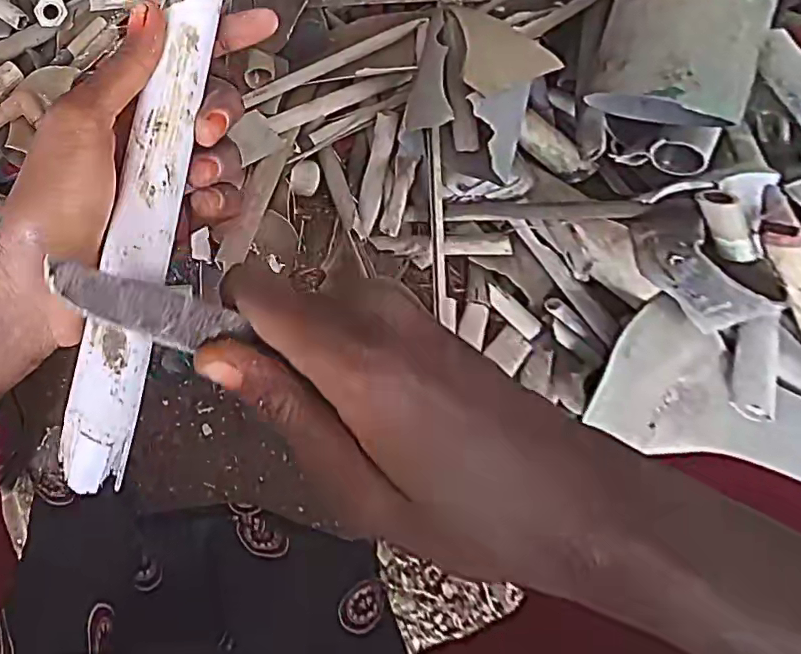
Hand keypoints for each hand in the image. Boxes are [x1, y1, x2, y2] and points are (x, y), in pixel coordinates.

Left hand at [0, 2, 277, 352]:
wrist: (49, 285)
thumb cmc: (45, 207)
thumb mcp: (78, 124)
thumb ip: (120, 71)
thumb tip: (148, 17)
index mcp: (115, 106)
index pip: (174, 59)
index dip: (215, 38)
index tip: (252, 23)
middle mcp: (142, 137)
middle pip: (209, 102)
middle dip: (217, 109)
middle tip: (200, 127)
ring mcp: (162, 178)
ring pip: (223, 150)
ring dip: (215, 161)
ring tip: (187, 178)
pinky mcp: (178, 216)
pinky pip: (222, 197)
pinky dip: (218, 201)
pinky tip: (194, 209)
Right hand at [192, 263, 659, 599]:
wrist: (586, 503)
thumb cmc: (474, 514)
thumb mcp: (359, 492)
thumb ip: (281, 411)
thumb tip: (214, 357)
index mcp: (354, 358)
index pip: (250, 286)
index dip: (222, 315)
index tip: (223, 361)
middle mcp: (372, 311)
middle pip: (273, 298)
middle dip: (265, 347)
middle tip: (302, 416)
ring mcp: (396, 303)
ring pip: (304, 305)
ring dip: (302, 350)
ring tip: (348, 415)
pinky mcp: (411, 309)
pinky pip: (337, 309)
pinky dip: (332, 344)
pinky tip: (376, 400)